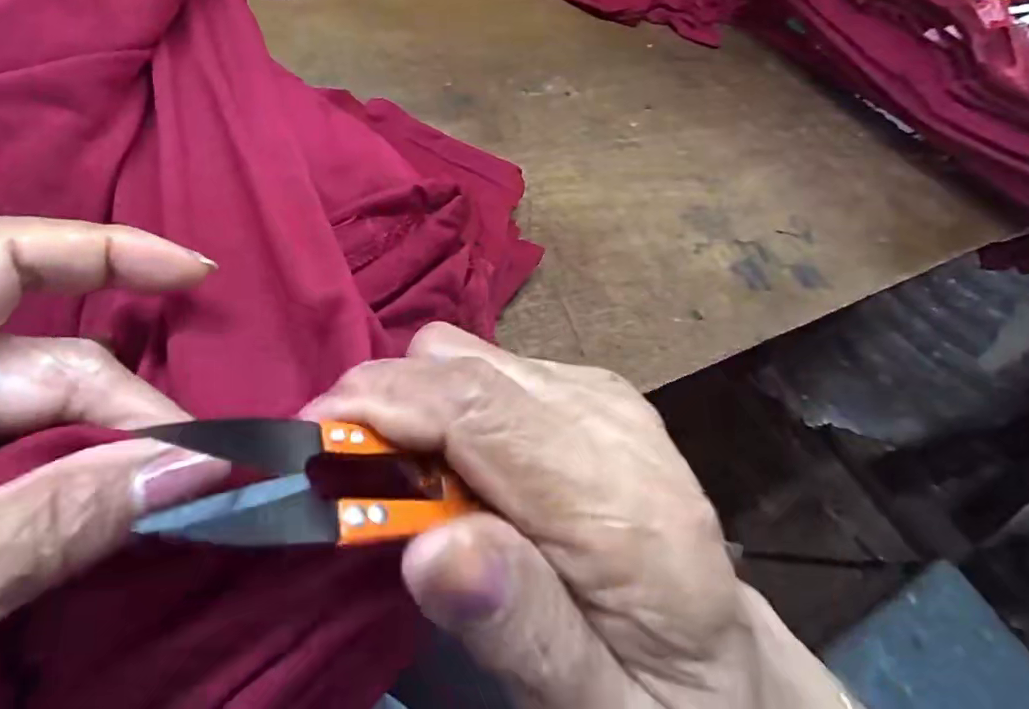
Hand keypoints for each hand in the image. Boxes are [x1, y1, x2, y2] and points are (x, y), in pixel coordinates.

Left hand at [0, 218, 229, 708]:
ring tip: (151, 502)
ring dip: (91, 453)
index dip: (108, 254)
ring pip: (17, 409)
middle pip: (20, 358)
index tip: (201, 275)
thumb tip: (199, 466)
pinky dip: (54, 481)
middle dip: (113, 414)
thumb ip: (46, 529)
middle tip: (192, 474)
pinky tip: (89, 512)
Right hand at [306, 323, 854, 707]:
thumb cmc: (658, 700)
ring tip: (402, 481)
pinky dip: (449, 403)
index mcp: (621, 500)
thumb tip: (431, 544)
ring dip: (415, 404)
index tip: (303, 436)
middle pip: (467, 367)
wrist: (725, 658)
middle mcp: (612, 420)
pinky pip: (491, 366)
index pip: (480, 409)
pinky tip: (455, 467)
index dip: (381, 406)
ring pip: (470, 355)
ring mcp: (602, 395)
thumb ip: (521, 626)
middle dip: (385, 403)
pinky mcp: (589, 390)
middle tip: (341, 476)